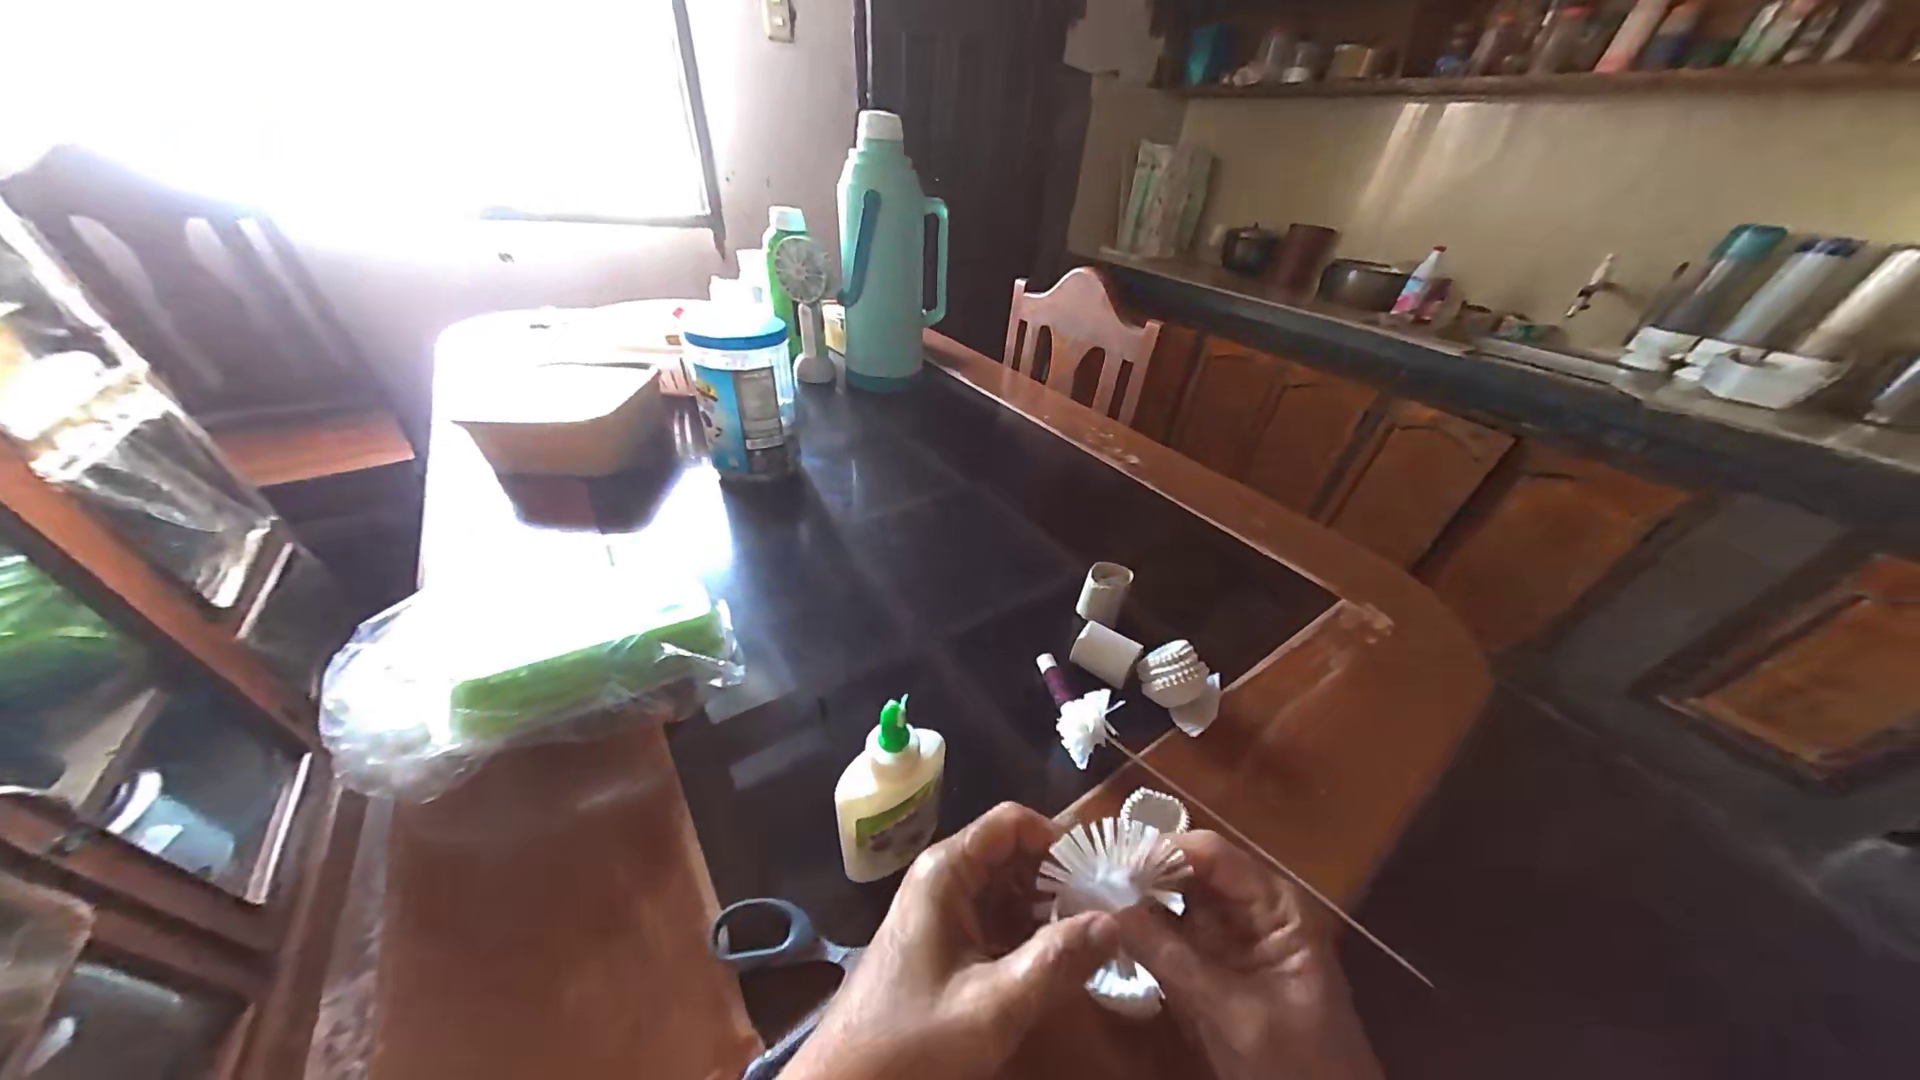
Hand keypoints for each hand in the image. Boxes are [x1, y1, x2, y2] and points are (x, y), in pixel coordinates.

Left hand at [783, 803, 1119, 1079]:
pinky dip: (1026, 931)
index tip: (1096, 878)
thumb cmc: (912, 1040)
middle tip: (1101, 914)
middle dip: (1056, 878)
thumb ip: (1054, 963)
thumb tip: (1114, 923)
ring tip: (1086, 939)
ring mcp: (944, 906)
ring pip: (1007, 885)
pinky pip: (995, 916)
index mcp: (948, 869)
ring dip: (1045, 907)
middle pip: (1012, 851)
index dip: (1056, 840)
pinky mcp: (945, 936)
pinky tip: (1052, 961)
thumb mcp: (991, 1006)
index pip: (1012, 822)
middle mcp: (945, 875)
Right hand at [1114, 832, 1383, 1079]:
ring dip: (1136, 895)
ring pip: (1174, 893)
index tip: (1112, 865)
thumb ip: (1171, 960)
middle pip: (1187, 866)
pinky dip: (1142, 926)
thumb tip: (1107, 911)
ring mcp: (1230, 930)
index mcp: (1274, 904)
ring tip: (1091, 895)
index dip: (1160, 851)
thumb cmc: (1301, 1070)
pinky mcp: (1213, 958)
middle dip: (1141, 870)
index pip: (1209, 853)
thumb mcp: (1235, 1015)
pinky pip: (1171, 927)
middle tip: (1092, 878)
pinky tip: (1110, 926)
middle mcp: (1250, 904)